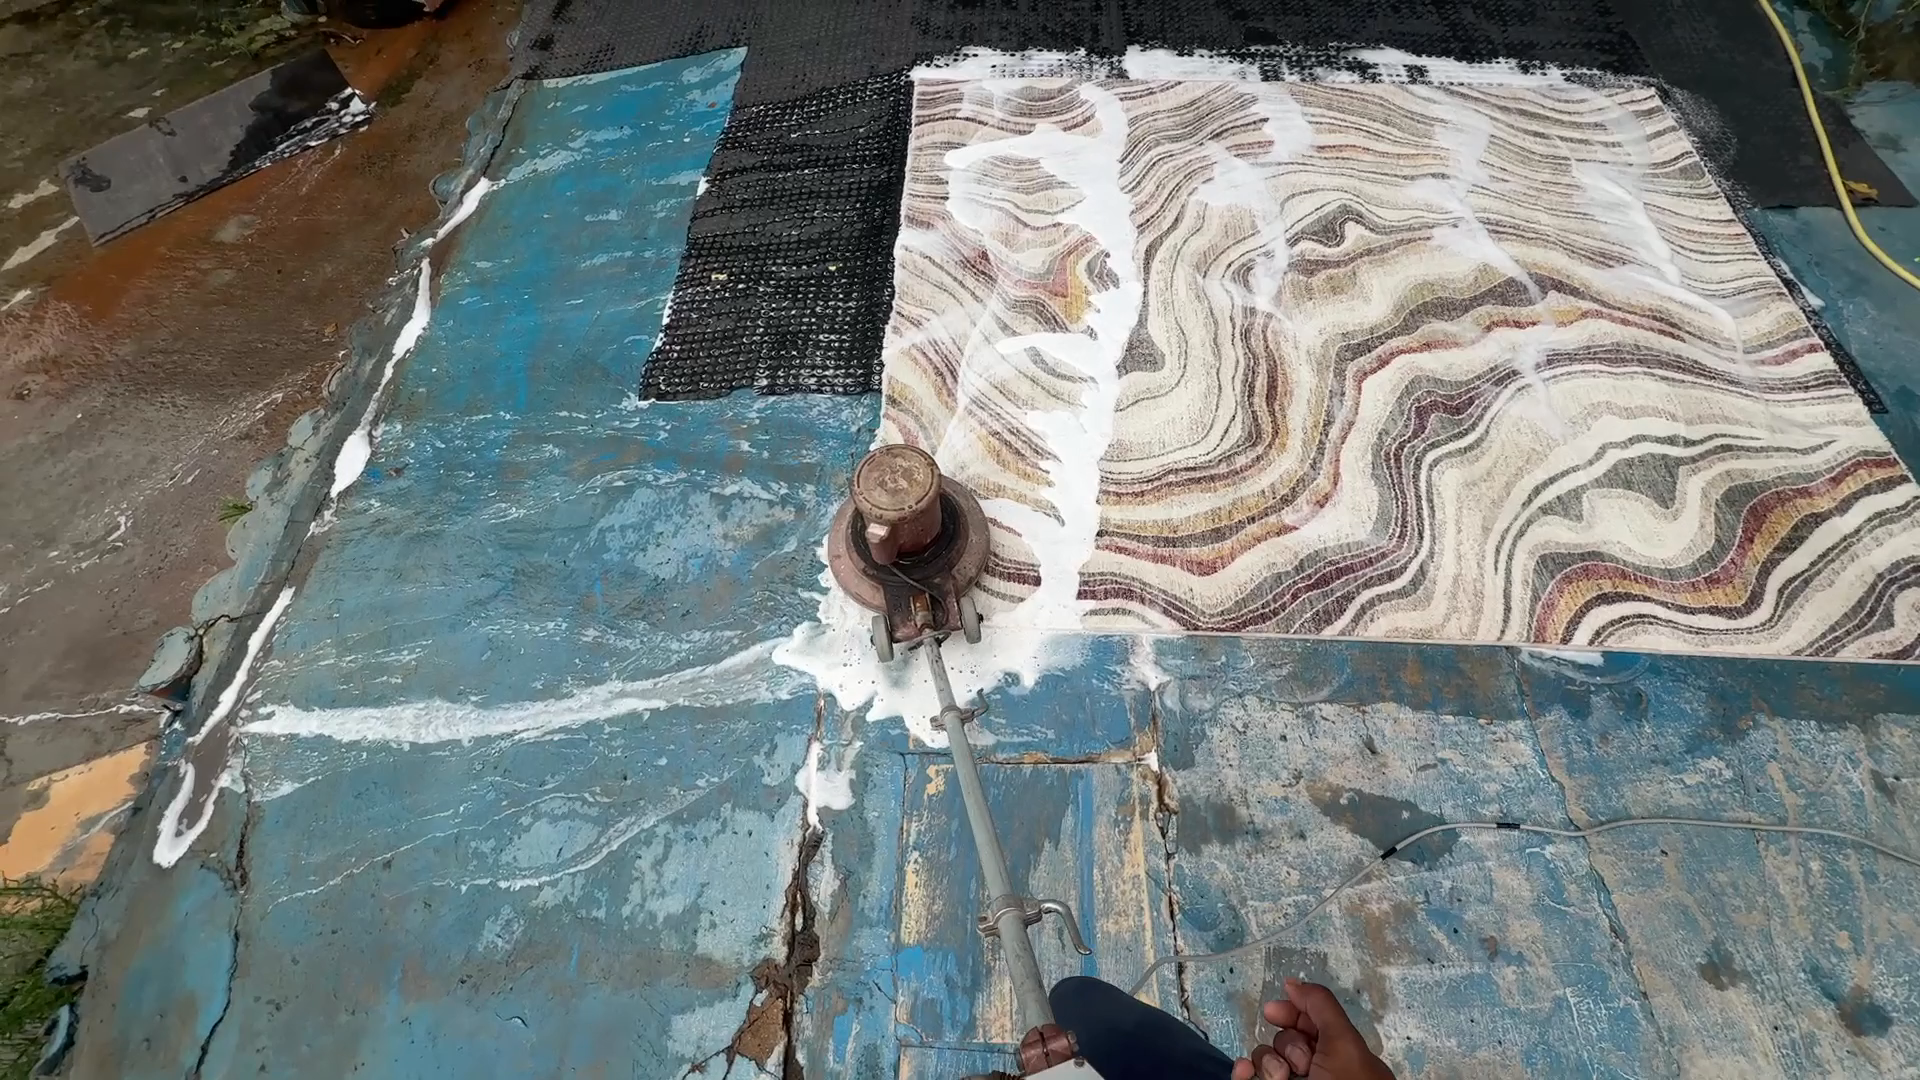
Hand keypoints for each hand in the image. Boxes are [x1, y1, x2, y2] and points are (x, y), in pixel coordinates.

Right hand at [1230, 978, 1396, 1079]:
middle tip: (1300, 1065)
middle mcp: (1318, 1074)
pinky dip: (1243, 1073)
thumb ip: (1322, 1006)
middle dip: (1286, 1045)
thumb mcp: (1344, 1047)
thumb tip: (1292, 982)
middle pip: (1287, 1037)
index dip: (1294, 1011)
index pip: (1314, 1022)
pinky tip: (1244, 1075)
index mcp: (1344, 1059)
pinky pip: (1247, 1076)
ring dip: (1266, 1062)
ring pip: (1265, 1057)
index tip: (1275, 1011)